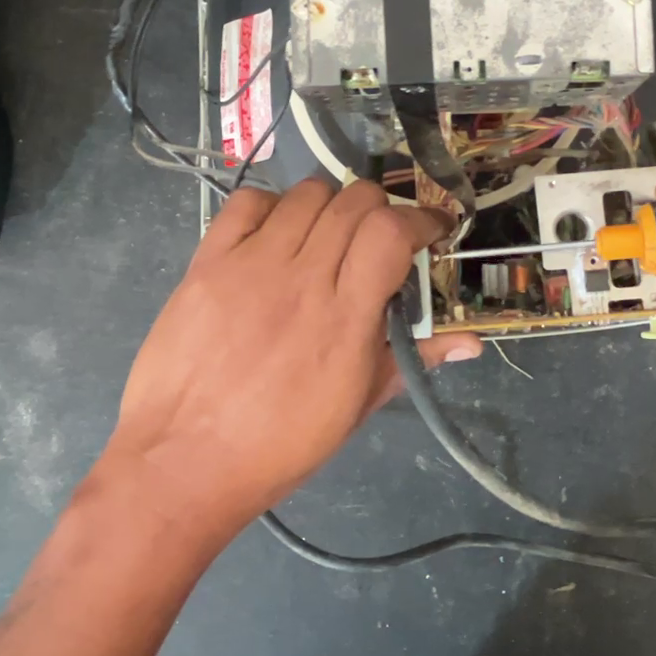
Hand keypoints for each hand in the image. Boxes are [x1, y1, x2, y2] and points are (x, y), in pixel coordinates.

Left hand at [99, 180, 480, 530]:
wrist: (183, 461)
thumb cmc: (280, 446)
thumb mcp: (356, 406)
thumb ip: (413, 360)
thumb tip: (472, 343)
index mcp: (345, 317)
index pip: (392, 232)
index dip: (422, 219)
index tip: (432, 228)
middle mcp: (302, 277)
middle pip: (354, 201)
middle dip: (381, 209)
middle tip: (380, 236)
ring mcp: (250, 265)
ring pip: (307, 194)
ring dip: (331, 205)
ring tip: (328, 235)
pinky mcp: (207, 263)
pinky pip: (247, 203)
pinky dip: (273, 207)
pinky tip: (276, 235)